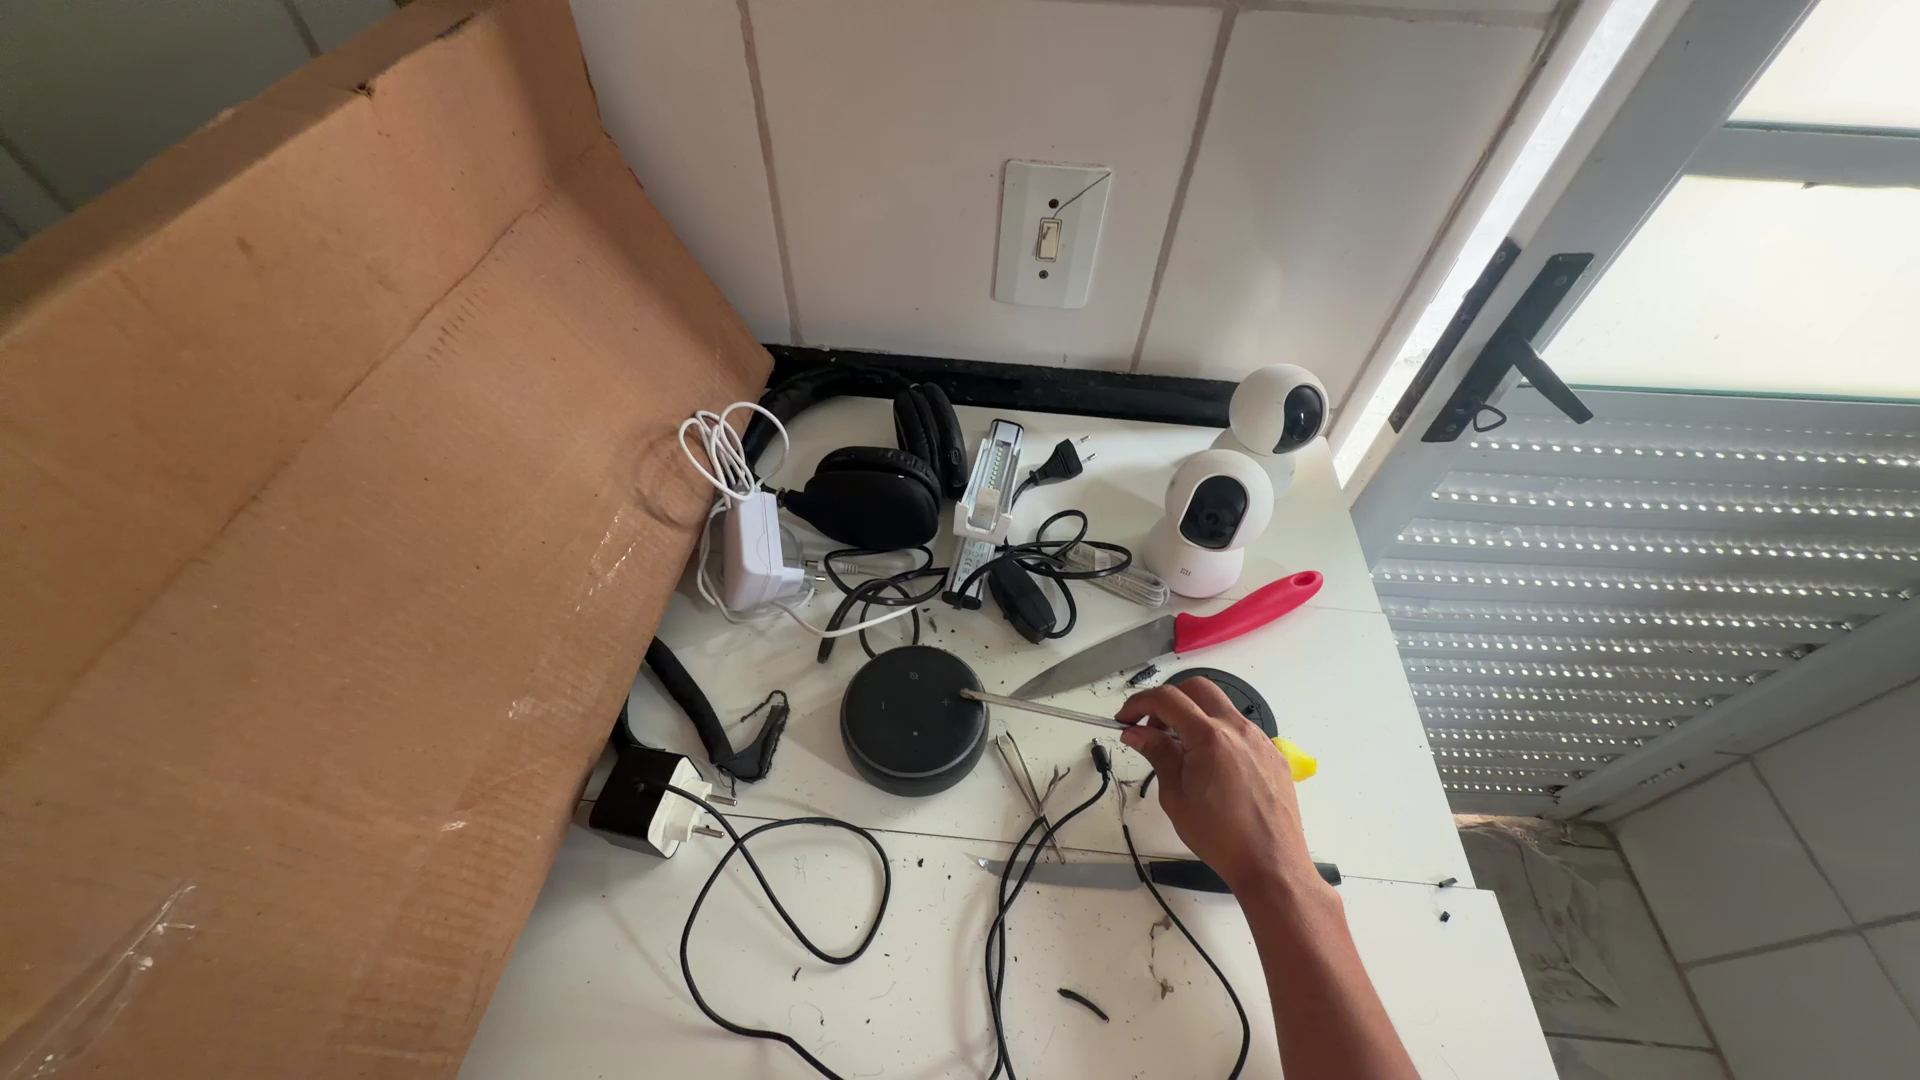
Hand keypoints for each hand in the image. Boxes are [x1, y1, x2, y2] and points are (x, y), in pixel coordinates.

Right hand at [1118, 679, 1317, 894]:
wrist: (1271, 865)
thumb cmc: (1220, 837)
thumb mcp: (1176, 795)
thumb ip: (1157, 754)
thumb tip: (1136, 732)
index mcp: (1209, 738)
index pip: (1167, 699)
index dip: (1139, 703)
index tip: (1125, 719)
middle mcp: (1238, 730)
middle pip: (1197, 688)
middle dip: (1169, 699)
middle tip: (1151, 725)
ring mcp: (1260, 740)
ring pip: (1221, 706)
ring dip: (1194, 714)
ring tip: (1179, 747)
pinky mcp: (1273, 754)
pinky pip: (1240, 729)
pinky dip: (1218, 732)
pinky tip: (1210, 762)